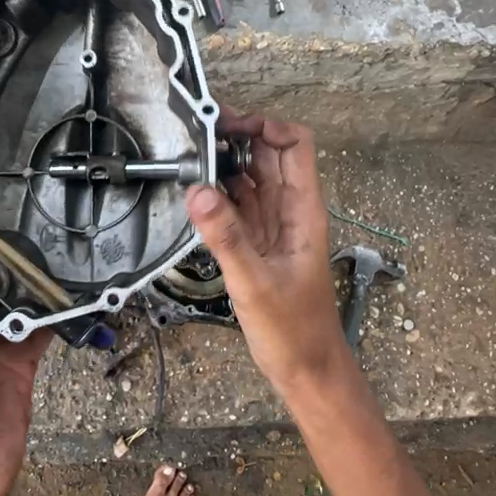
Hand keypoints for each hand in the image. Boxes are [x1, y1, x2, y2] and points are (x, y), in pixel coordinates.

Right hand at [185, 113, 347, 396]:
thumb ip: (226, 238)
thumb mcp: (256, 283)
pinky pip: (237, 204)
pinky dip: (218, 191)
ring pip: (251, 177)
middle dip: (238, 135)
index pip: (295, 146)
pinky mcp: (256, 242)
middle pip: (269, 154)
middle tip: (197, 129)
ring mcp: (272, 225)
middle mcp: (289, 210)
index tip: (226, 126)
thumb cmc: (294, 331)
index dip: (265, 126)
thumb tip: (198, 191)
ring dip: (225, 161)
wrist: (306, 370)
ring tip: (189, 152)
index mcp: (302, 210)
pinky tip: (195, 189)